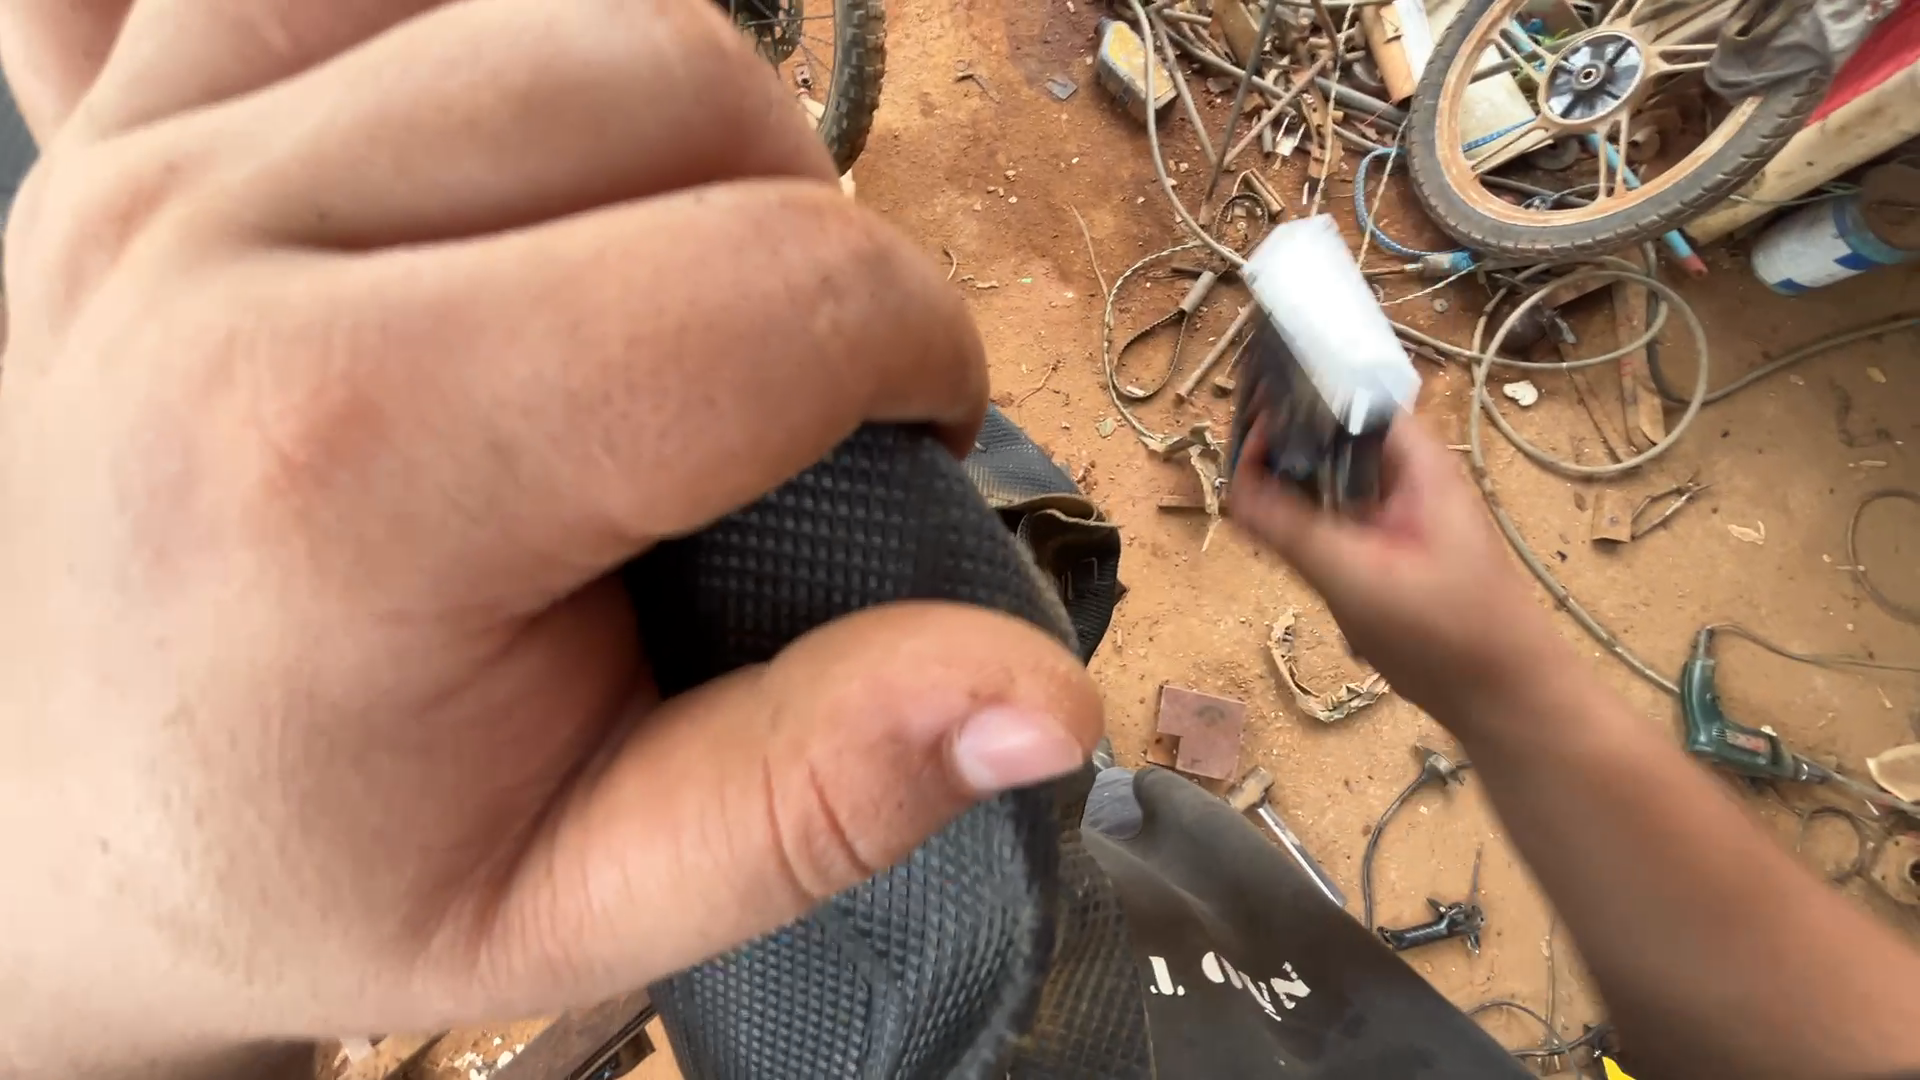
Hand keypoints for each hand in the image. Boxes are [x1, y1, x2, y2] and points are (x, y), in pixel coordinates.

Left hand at [0, 3, 1101, 1074]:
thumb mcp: (609, 893)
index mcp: (367, 474)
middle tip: (814, 384)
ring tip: (707, 293)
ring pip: (577, 6)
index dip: (924, 348)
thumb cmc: (338, 877)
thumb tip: (1057, 707)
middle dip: (832, 242)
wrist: (28, 832)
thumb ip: (839, 789)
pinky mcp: (119, 104)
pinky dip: (513, 37)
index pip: (787, 294)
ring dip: (715, 145)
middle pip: (690, 94)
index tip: (918, 441)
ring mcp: (150, 145)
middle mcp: (237, 249)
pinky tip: (537, 183)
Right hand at [1228, 417, 1568, 722]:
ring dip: (1290, 486)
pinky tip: (1270, 536)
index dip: (1303, 402)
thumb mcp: (1357, 576)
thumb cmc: (1444, 631)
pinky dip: (1301, 522)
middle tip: (1236, 463)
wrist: (1502, 697)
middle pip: (1336, 441)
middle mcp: (1406, 483)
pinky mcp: (1384, 553)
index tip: (1252, 421)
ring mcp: (1395, 519)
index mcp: (1418, 468)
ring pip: (1330, 483)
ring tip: (1244, 495)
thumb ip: (1291, 530)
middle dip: (1286, 446)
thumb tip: (1233, 489)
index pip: (1356, 406)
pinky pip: (1332, 521)